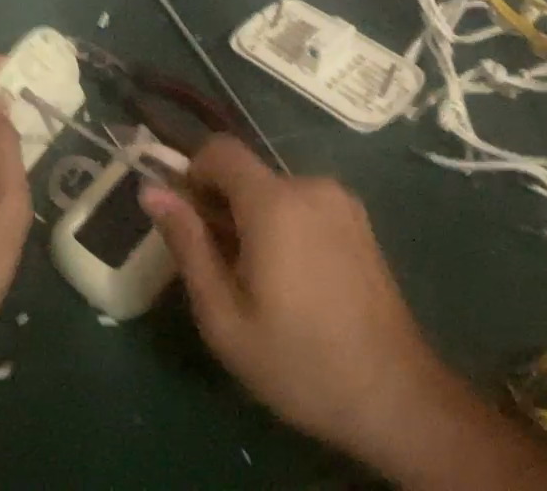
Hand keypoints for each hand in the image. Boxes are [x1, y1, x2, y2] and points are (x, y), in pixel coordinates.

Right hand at [144, 137, 546, 489]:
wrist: (395, 397)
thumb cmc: (297, 361)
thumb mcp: (223, 316)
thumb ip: (187, 244)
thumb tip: (151, 190)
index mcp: (274, 202)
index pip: (218, 149)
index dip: (191, 174)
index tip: (186, 222)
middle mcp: (311, 186)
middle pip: (246, 173)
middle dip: (221, 206)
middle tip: (219, 268)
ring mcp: (342, 202)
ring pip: (273, 190)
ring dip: (252, 219)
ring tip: (257, 283)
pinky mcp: (360, 222)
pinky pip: (303, 205)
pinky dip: (283, 226)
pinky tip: (292, 281)